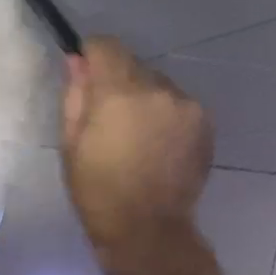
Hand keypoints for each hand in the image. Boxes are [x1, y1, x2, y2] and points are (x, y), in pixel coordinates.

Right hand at [59, 37, 212, 274]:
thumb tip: (77, 62)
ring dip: (142, 98)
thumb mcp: (71, 145)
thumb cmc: (96, 190)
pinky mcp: (204, 121)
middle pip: (132, 66)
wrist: (146, 227)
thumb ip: (75, 97)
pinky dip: (163, 115)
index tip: (83, 72)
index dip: (91, 54)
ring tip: (132, 135)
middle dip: (117, 82)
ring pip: (157, 85)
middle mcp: (158, 89)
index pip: (106, 47)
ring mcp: (186, 104)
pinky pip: (177, 104)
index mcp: (118, 93)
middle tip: (105, 117)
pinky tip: (154, 145)